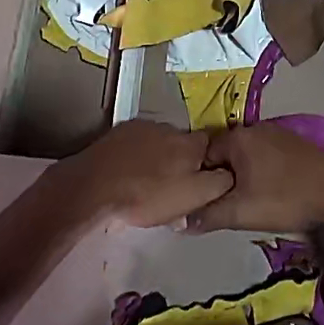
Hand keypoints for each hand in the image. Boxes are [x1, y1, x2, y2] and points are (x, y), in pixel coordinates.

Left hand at [51, 120, 234, 229]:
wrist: (93, 187)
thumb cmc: (147, 196)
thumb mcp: (193, 198)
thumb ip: (218, 183)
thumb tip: (230, 174)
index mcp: (191, 143)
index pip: (212, 145)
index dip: (209, 163)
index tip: (202, 180)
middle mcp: (169, 128)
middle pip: (184, 143)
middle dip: (182, 160)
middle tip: (173, 186)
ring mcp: (141, 127)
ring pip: (160, 142)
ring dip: (159, 157)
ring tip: (147, 181)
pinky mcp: (118, 132)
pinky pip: (137, 143)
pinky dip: (137, 155)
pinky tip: (128, 172)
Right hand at [190, 123, 323, 233]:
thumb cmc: (284, 199)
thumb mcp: (239, 213)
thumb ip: (206, 215)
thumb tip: (180, 220)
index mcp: (238, 137)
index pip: (203, 154)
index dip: (199, 178)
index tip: (202, 199)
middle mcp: (256, 128)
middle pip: (226, 153)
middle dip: (222, 177)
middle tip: (225, 204)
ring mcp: (278, 133)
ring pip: (248, 155)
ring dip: (244, 175)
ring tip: (248, 201)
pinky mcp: (296, 144)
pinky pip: (267, 156)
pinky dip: (263, 172)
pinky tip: (271, 192)